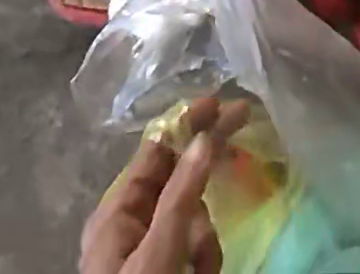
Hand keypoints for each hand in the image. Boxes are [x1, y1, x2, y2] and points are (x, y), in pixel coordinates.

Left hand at [79, 98, 247, 273]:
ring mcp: (150, 252)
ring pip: (192, 217)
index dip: (188, 122)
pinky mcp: (168, 272)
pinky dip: (205, 260)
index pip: (156, 150)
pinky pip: (195, 250)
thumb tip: (205, 136)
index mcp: (116, 212)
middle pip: (177, 178)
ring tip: (203, 270)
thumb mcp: (157, 254)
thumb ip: (182, 193)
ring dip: (206, 238)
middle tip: (242, 122)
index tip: (223, 103)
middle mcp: (131, 225)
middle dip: (205, 174)